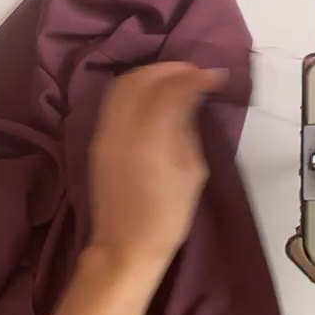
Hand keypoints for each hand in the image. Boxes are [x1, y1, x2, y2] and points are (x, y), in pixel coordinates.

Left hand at [86, 62, 224, 281]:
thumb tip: (191, 101)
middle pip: (144, 78)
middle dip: (172, 69)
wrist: (125, 246)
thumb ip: (188, 129)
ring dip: (151, 74)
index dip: (197, 76)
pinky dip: (136, 88)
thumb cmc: (168, 216)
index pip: (173, 88)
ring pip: (124, 84)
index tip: (216, 76)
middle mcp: (123, 127)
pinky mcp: (97, 139)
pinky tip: (154, 95)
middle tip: (196, 73)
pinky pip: (115, 100)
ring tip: (175, 79)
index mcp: (151, 137)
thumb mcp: (192, 172)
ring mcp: (105, 132)